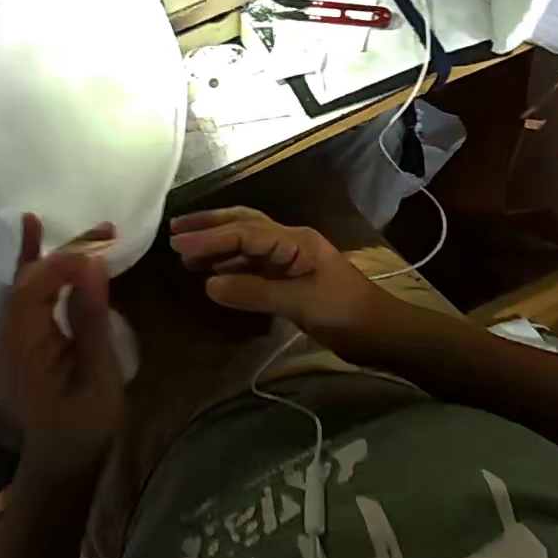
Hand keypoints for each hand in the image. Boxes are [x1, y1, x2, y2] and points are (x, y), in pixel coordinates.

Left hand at [0, 214, 124, 476]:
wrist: (64, 460)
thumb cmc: (88, 422)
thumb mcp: (98, 374)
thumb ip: (91, 317)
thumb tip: (92, 263)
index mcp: (21, 348)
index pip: (37, 288)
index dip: (68, 261)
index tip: (105, 245)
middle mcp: (3, 337)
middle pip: (31, 279)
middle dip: (68, 253)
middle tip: (107, 231)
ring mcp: (4, 338)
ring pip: (26, 282)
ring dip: (57, 254)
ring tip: (92, 230)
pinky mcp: (14, 338)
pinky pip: (21, 294)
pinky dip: (31, 263)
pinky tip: (32, 230)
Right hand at [169, 207, 395, 339]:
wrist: (383, 334)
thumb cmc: (346, 314)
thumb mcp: (301, 304)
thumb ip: (254, 292)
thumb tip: (209, 284)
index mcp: (294, 240)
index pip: (243, 233)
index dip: (209, 237)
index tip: (177, 242)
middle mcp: (289, 241)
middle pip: (243, 224)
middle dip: (209, 226)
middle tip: (174, 230)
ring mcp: (289, 258)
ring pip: (245, 243)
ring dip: (216, 245)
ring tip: (185, 253)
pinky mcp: (289, 276)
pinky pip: (252, 263)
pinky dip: (230, 264)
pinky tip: (212, 273)